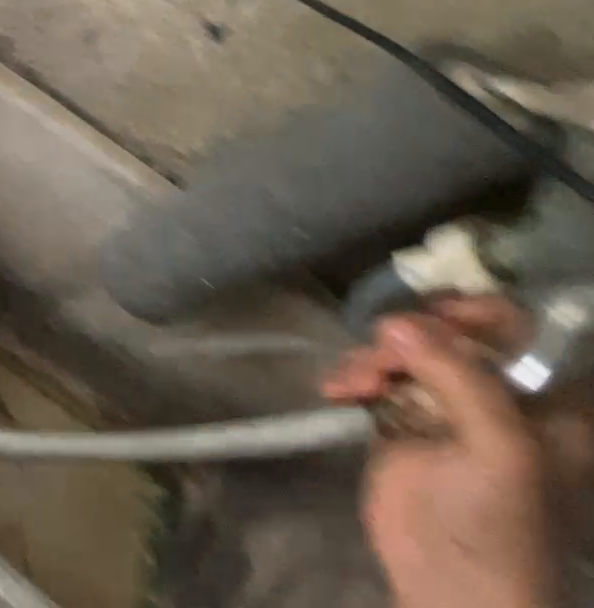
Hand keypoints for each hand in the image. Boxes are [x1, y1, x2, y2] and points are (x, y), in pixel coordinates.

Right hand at [322, 298, 559, 607]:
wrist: (447, 577)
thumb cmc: (497, 519)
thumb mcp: (499, 450)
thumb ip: (459, 380)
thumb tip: (397, 321)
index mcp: (552, 402)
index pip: (526, 330)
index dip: (482, 311)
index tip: (434, 312)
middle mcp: (502, 395)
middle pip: (452, 334)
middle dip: (409, 337)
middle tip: (382, 355)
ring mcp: (448, 406)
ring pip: (405, 351)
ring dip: (371, 358)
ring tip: (352, 385)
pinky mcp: (400, 416)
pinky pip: (374, 374)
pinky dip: (352, 375)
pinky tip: (338, 392)